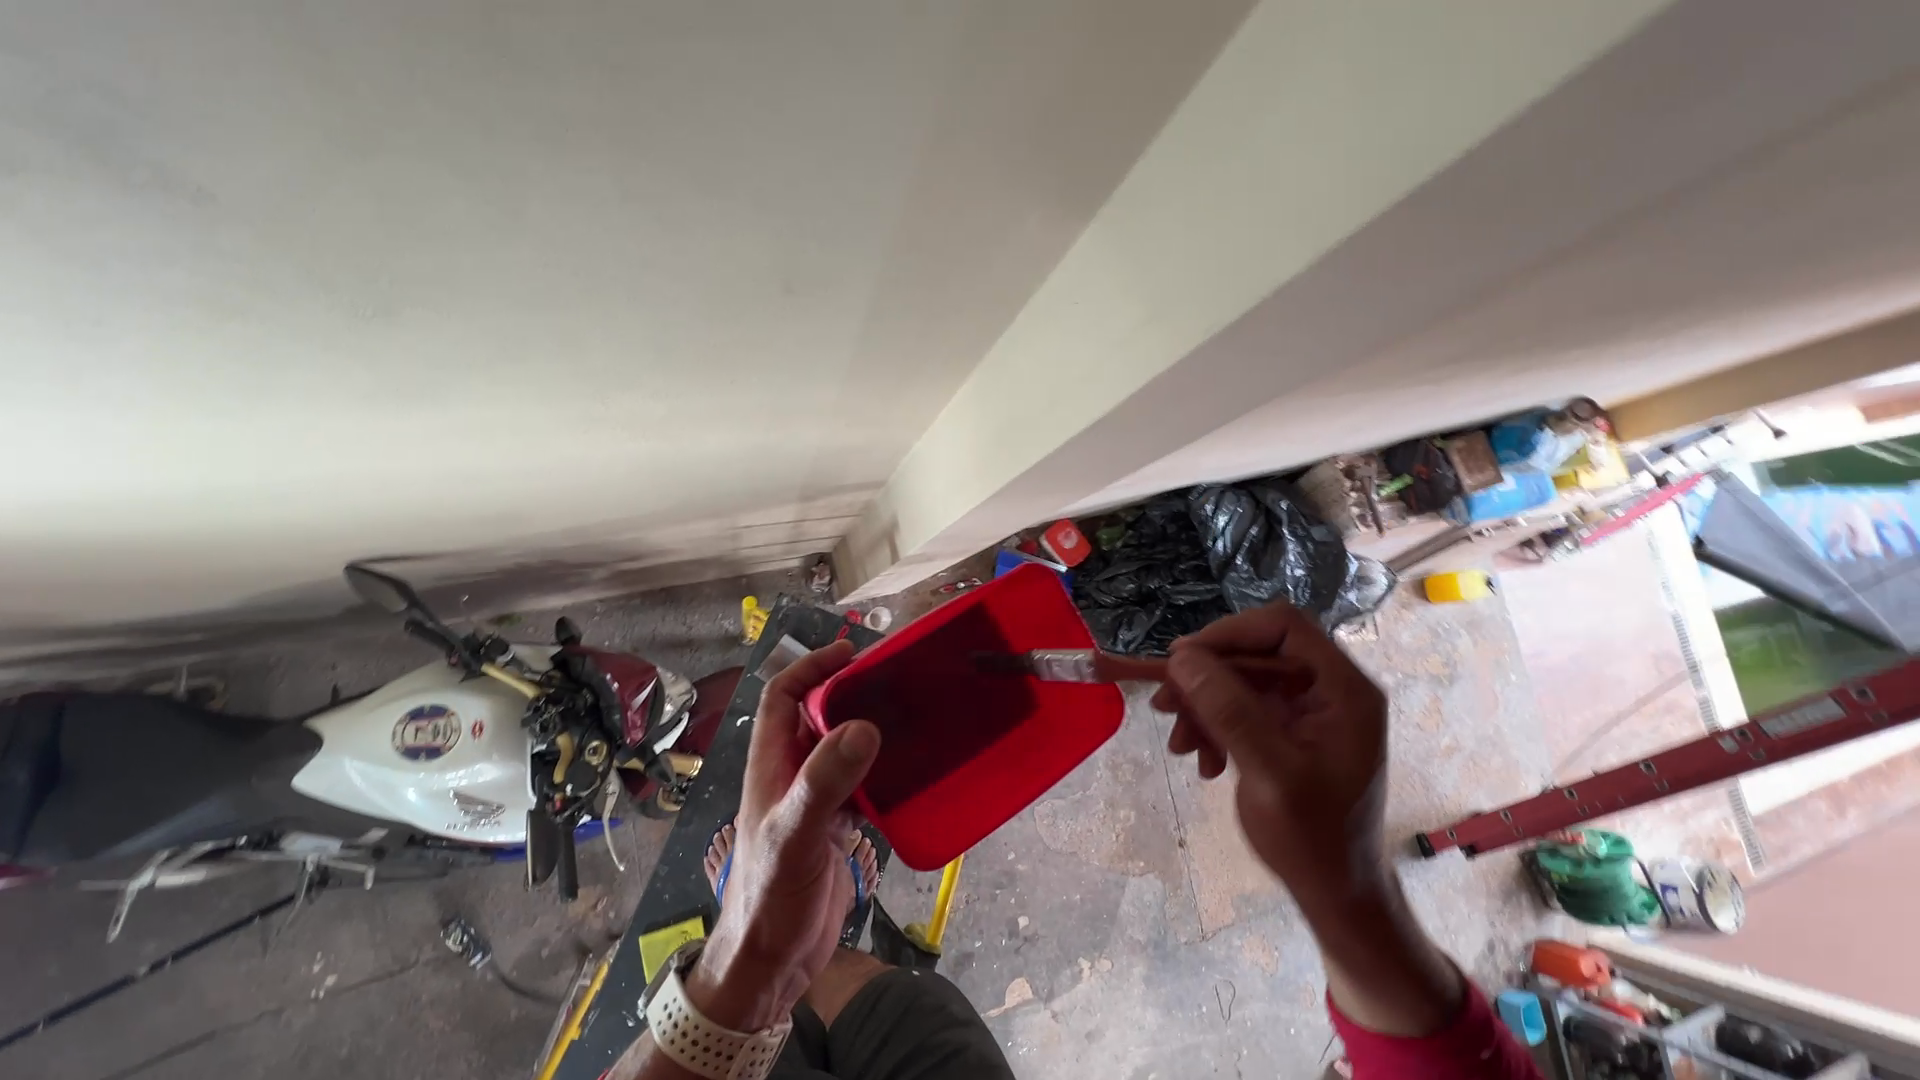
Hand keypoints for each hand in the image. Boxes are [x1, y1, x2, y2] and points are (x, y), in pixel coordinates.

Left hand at [684, 641, 879, 1030]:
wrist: (771, 963)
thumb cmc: (770, 894)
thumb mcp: (795, 833)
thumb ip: (825, 781)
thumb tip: (864, 726)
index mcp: (770, 765)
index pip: (782, 697)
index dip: (810, 668)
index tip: (850, 652)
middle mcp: (791, 775)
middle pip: (818, 718)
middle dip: (850, 695)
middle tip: (895, 682)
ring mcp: (813, 803)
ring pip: (841, 752)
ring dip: (869, 734)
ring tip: (911, 719)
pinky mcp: (834, 830)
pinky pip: (861, 788)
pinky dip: (882, 777)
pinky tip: (909, 775)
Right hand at [1154, 602, 1463, 1036]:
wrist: (1335, 893)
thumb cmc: (1313, 839)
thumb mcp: (1268, 773)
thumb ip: (1229, 711)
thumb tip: (1182, 658)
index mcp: (1343, 689)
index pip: (1283, 627)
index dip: (1229, 634)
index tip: (1181, 660)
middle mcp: (1328, 689)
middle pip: (1255, 654)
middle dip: (1206, 680)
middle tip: (1163, 706)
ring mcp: (1308, 711)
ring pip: (1241, 681)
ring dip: (1203, 707)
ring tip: (1179, 746)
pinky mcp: (1289, 731)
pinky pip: (1241, 709)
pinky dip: (1214, 728)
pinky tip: (1203, 762)